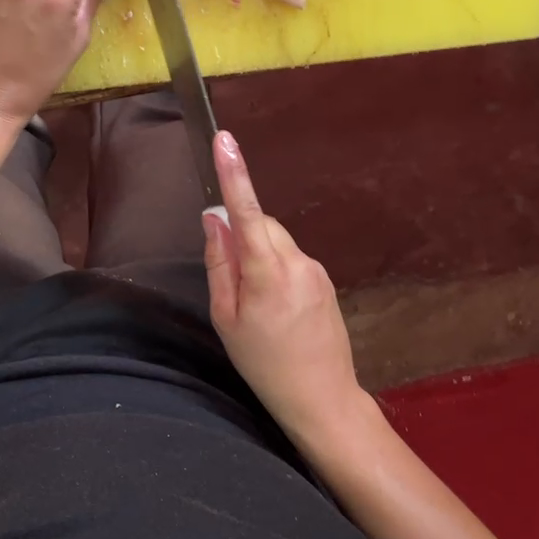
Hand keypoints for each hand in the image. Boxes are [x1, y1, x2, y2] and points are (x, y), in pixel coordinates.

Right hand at [203, 130, 367, 441]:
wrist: (323, 399)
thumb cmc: (264, 364)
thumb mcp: (226, 318)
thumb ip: (219, 263)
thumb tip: (213, 218)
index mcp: (267, 273)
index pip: (247, 211)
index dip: (233, 173)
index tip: (224, 139)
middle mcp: (297, 261)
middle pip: (261, 223)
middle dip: (241, 233)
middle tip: (231, 280)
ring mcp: (316, 269)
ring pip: (275, 240)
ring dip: (258, 253)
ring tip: (256, 304)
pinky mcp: (325, 279)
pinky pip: (290, 257)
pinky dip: (274, 266)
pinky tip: (275, 307)